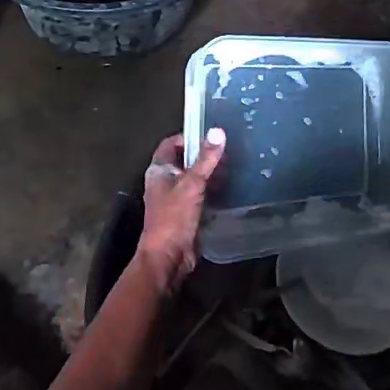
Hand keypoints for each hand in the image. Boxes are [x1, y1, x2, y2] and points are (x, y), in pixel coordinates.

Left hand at [135, 129, 225, 293]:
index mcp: (158, 171)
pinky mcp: (185, 214)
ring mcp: (174, 199)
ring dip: (208, 173)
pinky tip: (228, 188)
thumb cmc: (174, 217)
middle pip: (183, 160)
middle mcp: (163, 182)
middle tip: (226, 150)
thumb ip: (206, 159)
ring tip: (231, 166)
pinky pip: (199, 195)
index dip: (188, 137)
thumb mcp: (192, 184)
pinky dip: (211, 190)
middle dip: (202, 155)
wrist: (168, 258)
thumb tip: (218, 131)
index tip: (209, 136)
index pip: (170, 144)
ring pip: (192, 179)